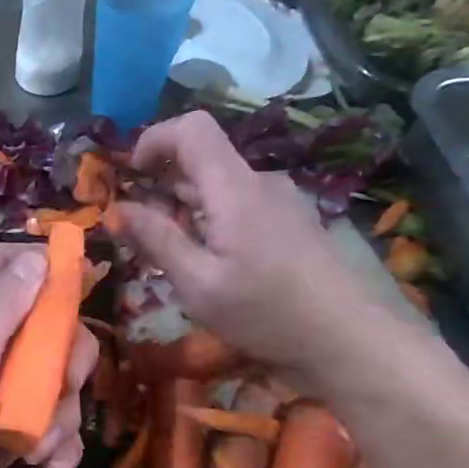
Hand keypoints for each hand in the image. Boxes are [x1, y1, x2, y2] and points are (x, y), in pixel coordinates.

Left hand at [0, 244, 97, 467]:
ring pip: (58, 380)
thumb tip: (40, 256)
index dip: (44, 265)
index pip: (5, 266)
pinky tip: (48, 467)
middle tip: (64, 382)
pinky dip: (59, 447)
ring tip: (39, 444)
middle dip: (67, 357)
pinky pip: (55, 426)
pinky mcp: (13, 433)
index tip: (79, 282)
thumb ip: (1, 304)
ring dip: (62, 414)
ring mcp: (0, 391)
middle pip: (49, 326)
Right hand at [107, 111, 409, 392]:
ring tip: (174, 254)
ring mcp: (281, 200)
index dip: (153, 138)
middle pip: (203, 157)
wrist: (351, 339)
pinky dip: (213, 218)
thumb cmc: (267, 313)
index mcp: (234, 187)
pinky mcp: (292, 221)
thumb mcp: (199, 284)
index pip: (191, 127)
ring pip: (220, 184)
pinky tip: (213, 262)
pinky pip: (241, 204)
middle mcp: (259, 181)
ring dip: (187, 206)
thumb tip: (117, 208)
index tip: (131, 176)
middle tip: (142, 229)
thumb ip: (157, 239)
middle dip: (163, 182)